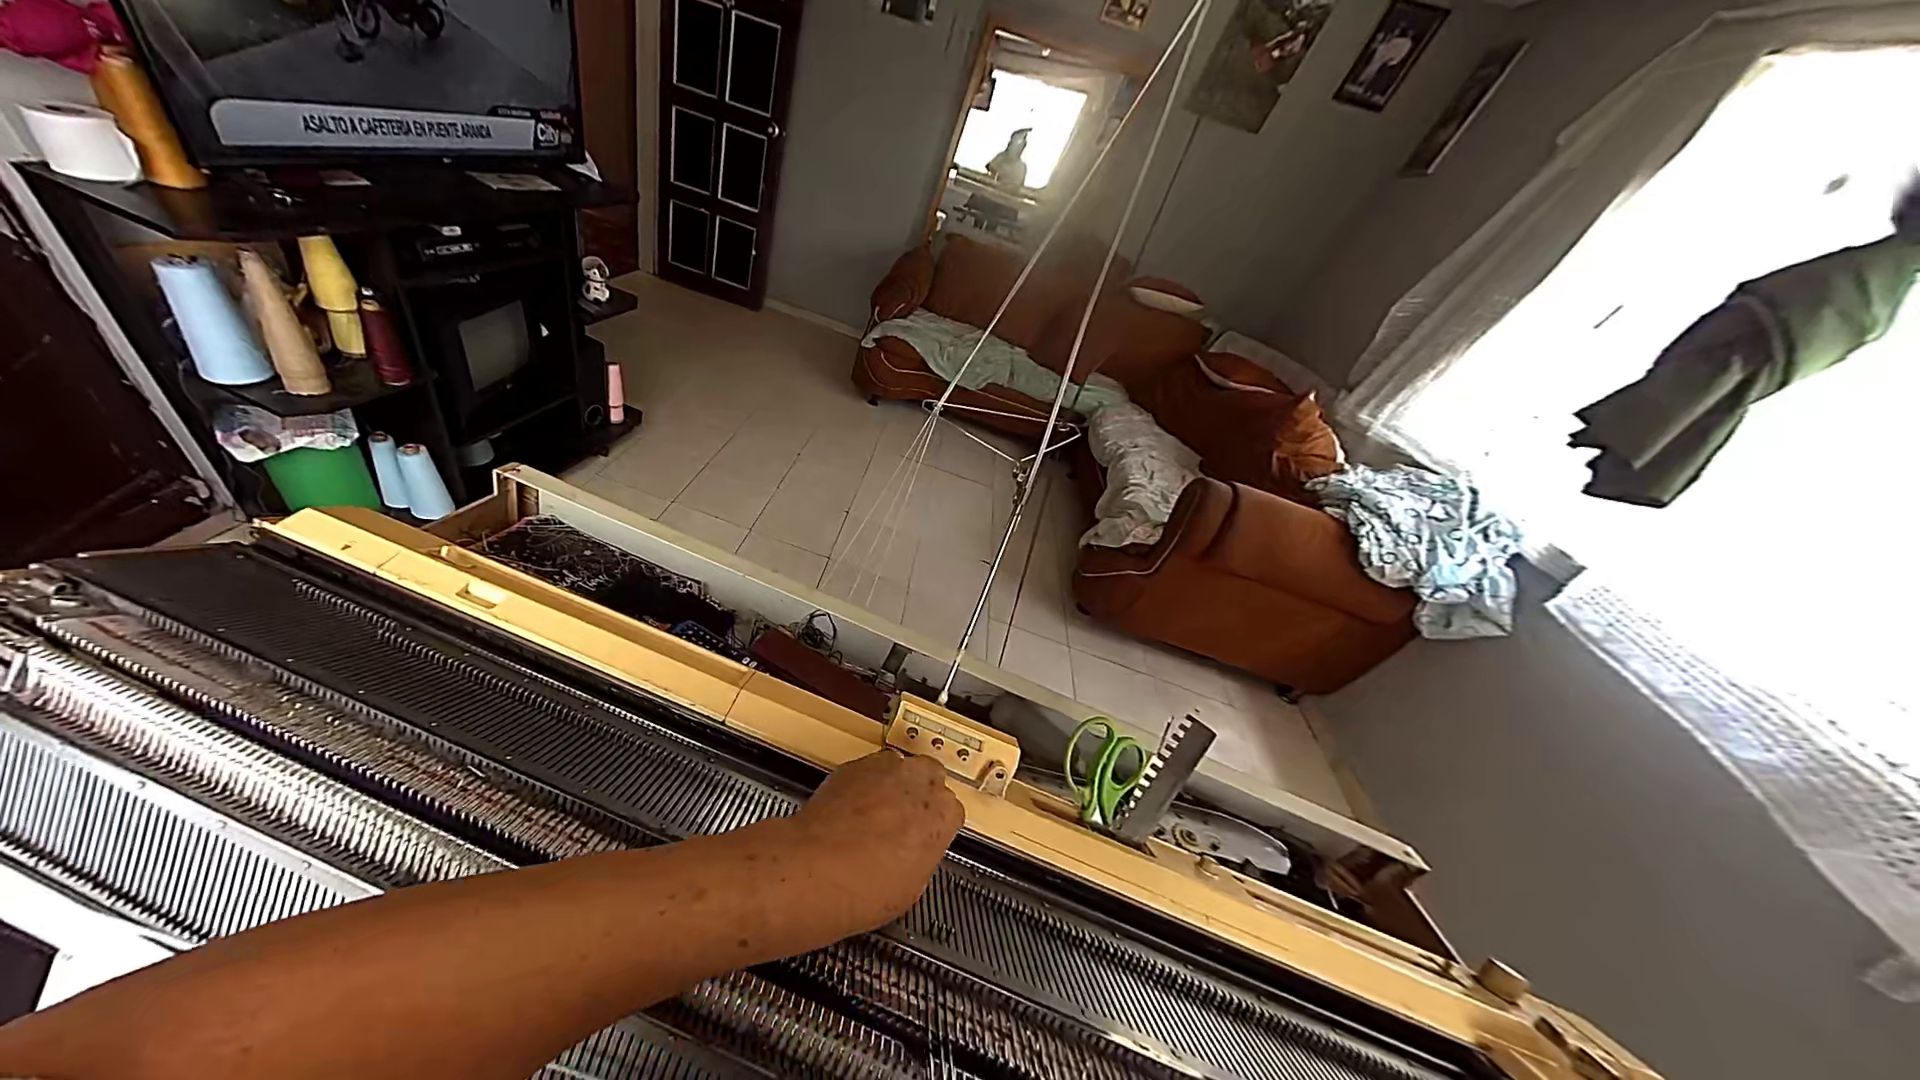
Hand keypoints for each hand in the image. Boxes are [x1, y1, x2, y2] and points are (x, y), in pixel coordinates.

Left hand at [791, 751, 963, 929]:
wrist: (815, 872)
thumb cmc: (862, 885)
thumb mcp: (913, 886)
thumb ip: (924, 854)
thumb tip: (914, 854)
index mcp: (943, 813)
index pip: (952, 809)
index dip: (936, 825)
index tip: (924, 836)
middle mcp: (918, 781)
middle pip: (930, 776)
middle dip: (918, 794)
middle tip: (901, 821)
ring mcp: (886, 768)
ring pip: (899, 767)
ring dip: (892, 785)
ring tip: (874, 816)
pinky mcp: (854, 766)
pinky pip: (868, 770)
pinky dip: (863, 785)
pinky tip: (851, 812)